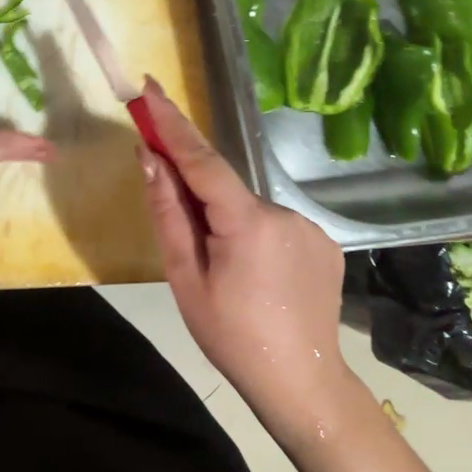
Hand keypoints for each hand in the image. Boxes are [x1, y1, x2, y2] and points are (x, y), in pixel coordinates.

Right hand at [137, 79, 350, 418]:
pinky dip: (251, 236)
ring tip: (225, 276)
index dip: (173, 122)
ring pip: (246, 209)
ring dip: (224, 223)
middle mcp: (284, 213)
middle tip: (184, 239)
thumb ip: (168, 213)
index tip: (148, 87)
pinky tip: (253, 278)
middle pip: (223, 188)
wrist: (303, 384)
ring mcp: (309, 227)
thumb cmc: (231, 335)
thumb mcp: (185, 277)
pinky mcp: (323, 242)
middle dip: (194, 196)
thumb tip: (149, 158)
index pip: (202, 159)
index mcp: (247, 222)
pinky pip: (271, 225)